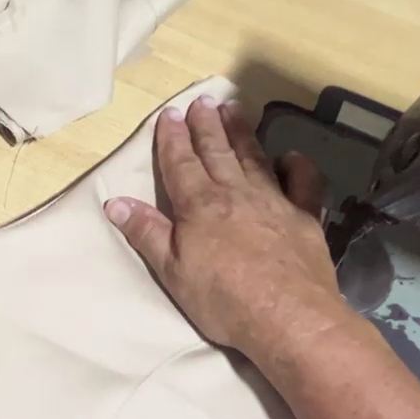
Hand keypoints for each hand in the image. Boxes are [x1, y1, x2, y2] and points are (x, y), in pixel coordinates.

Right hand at [103, 95, 356, 364]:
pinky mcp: (304, 218)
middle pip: (216, 153)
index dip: (172, 139)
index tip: (169, 115)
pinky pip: (302, 183)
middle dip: (206, 126)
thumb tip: (115, 202)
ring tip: (234, 109)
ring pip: (254, 158)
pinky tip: (291, 155)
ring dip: (242, 133)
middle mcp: (235, 195)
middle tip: (201, 101)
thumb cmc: (222, 299)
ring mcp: (274, 203)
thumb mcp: (171, 271)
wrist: (289, 317)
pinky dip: (297, 166)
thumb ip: (147, 233)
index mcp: (199, 207)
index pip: (180, 165)